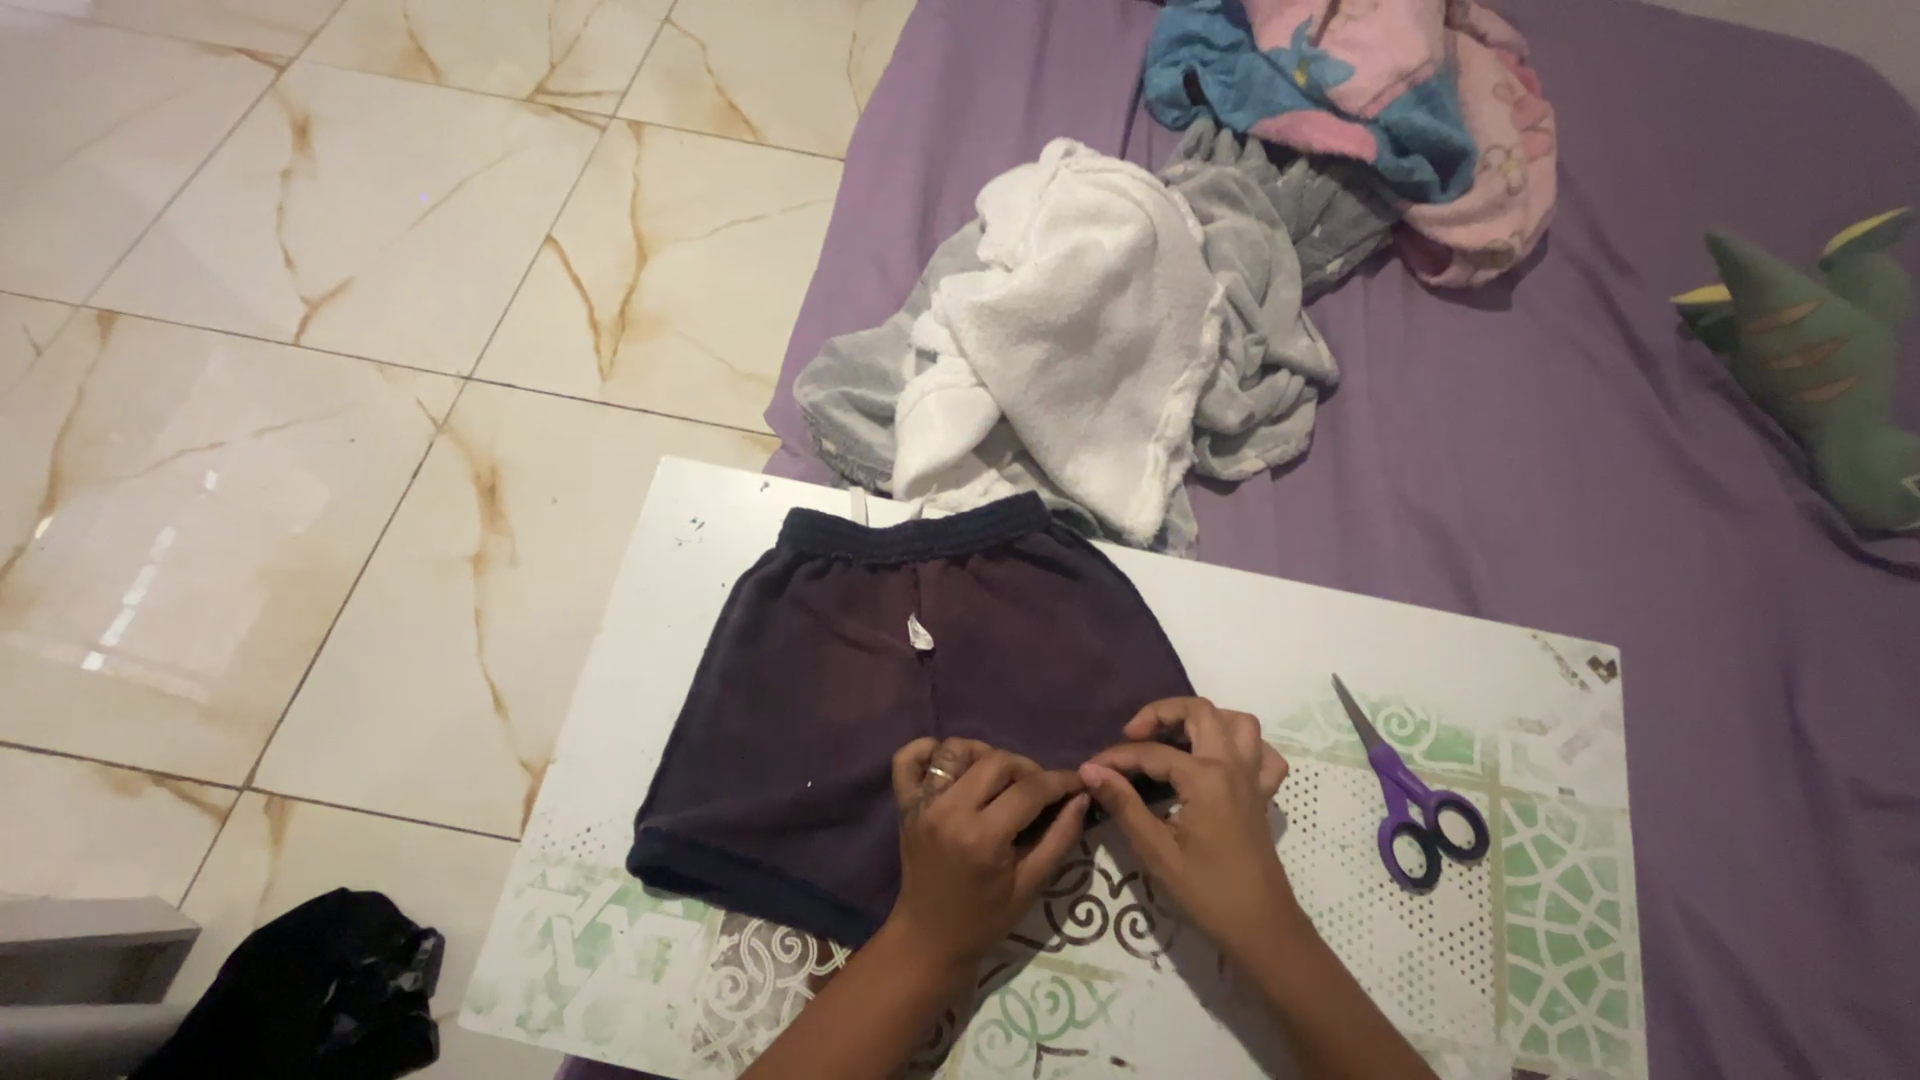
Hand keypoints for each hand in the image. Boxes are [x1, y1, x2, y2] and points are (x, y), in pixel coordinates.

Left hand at [885, 738, 1089, 972]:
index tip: (1076, 782)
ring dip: (984, 754)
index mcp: (982, 838)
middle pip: (996, 761)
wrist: (929, 936)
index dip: (1060, 781)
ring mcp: (922, 804)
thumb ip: (1059, 838)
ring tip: (998, 778)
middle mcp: (949, 811)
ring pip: (956, 750)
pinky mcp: (904, 803)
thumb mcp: (1031, 886)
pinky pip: (908, 758)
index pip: (1029, 790)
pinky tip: (952, 765)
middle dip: (1026, 768)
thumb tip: (1081, 796)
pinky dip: (928, 750)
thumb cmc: (984, 918)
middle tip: (1038, 788)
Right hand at [1080, 698, 1296, 956]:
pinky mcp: (1263, 795)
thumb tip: (1091, 770)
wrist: (1261, 928)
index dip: (1117, 757)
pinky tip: (1219, 760)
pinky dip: (1242, 746)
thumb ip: (1123, 804)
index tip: (1091, 769)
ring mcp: (1253, 778)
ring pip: (1237, 722)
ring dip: (1205, 720)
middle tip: (1133, 736)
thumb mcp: (1156, 850)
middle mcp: (1232, 766)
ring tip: (1174, 738)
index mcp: (1205, 778)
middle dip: (1161, 713)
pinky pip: (1262, 753)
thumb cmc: (1206, 892)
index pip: (1152, 752)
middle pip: (1200, 711)